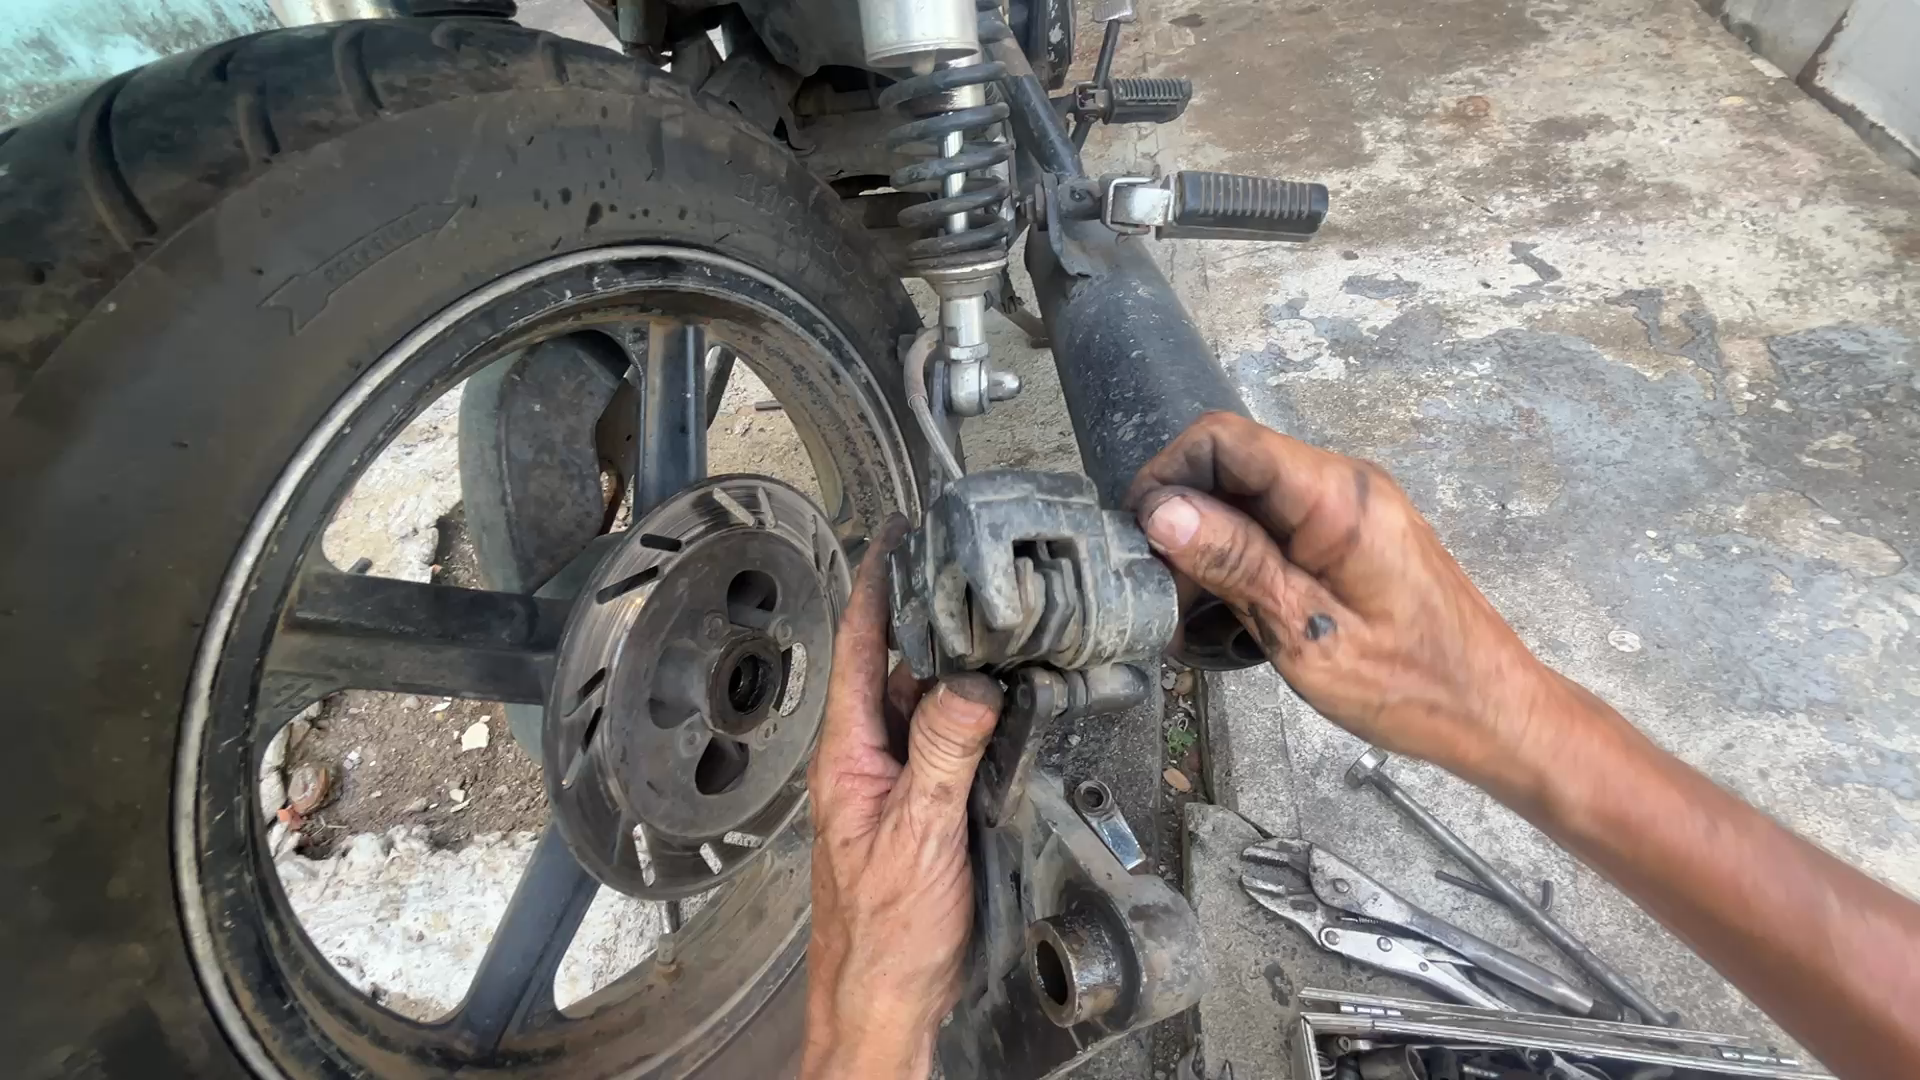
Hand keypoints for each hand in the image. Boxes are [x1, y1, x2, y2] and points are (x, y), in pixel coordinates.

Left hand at [802, 515, 1001, 1079]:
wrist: (886, 998)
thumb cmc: (884, 930)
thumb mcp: (918, 833)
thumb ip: (943, 754)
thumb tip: (970, 684)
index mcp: (847, 751)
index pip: (855, 647)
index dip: (872, 587)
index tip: (890, 539)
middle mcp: (866, 753)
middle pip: (892, 664)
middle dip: (924, 617)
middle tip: (963, 574)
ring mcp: (892, 775)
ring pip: (921, 698)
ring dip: (949, 664)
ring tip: (988, 626)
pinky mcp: (918, 797)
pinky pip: (940, 735)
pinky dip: (965, 709)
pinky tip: (994, 699)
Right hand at [1126, 412, 1552, 791]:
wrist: (1495, 714)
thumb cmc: (1409, 685)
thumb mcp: (1304, 631)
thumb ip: (1235, 562)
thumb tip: (1161, 510)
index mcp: (1335, 497)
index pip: (1223, 439)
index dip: (1167, 476)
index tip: (1143, 539)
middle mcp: (1338, 485)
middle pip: (1227, 466)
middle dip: (1179, 520)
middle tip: (1162, 592)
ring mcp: (1341, 508)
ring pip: (1240, 498)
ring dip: (1201, 547)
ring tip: (1188, 612)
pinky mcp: (1339, 535)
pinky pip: (1266, 525)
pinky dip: (1231, 560)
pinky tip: (1223, 609)